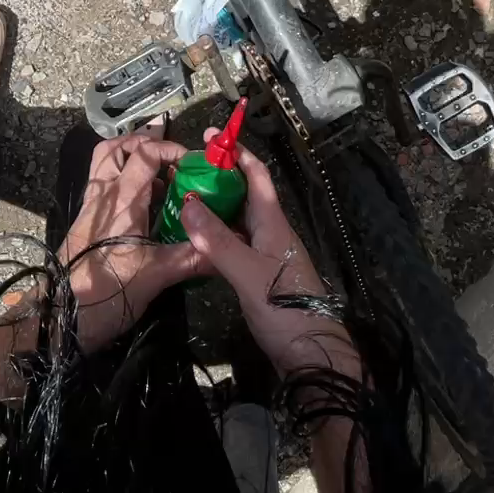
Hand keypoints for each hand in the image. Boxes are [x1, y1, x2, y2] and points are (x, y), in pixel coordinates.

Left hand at [56, 124, 210, 351]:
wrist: (59, 321)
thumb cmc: (106, 292)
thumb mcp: (155, 276)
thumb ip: (191, 257)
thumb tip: (227, 248)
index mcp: (122, 198)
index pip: (144, 153)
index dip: (170, 149)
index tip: (193, 163)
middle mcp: (103, 196)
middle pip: (115, 148)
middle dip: (143, 142)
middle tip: (168, 154)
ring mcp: (92, 209)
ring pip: (106, 166)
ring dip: (131, 159)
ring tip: (159, 175)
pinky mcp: (87, 225)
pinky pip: (106, 188)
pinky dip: (125, 184)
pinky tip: (145, 205)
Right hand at [179, 134, 361, 381]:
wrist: (312, 357)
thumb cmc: (286, 308)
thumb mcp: (247, 272)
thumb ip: (216, 240)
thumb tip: (187, 201)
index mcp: (272, 221)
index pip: (257, 174)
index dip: (236, 152)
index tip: (213, 135)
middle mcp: (270, 231)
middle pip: (244, 194)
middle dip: (217, 178)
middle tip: (184, 171)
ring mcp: (266, 254)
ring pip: (237, 220)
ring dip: (213, 208)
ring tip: (182, 201)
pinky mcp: (259, 275)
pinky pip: (234, 244)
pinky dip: (214, 238)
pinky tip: (194, 243)